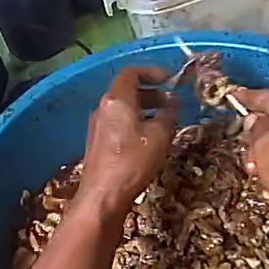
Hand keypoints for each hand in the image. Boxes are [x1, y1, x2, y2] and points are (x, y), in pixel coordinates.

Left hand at [75, 67, 175, 214]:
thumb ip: (168, 116)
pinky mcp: (97, 144)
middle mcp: (103, 108)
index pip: (131, 72)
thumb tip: (170, 106)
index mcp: (117, 100)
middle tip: (171, 104)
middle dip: (151, 93)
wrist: (103, 196)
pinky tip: (148, 141)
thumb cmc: (132, 162)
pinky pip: (118, 124)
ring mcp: (98, 127)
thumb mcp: (160, 136)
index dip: (152, 72)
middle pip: (126, 90)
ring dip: (144, 110)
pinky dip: (135, 124)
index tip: (169, 80)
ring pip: (123, 109)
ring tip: (164, 123)